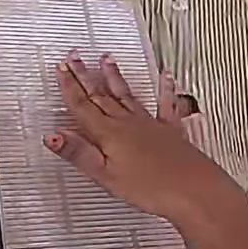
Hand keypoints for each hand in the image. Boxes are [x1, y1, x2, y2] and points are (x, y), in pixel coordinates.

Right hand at [47, 54, 243, 229]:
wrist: (195, 191)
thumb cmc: (151, 187)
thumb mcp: (105, 175)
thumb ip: (79, 153)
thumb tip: (52, 137)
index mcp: (109, 134)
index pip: (82, 106)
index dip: (69, 86)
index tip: (61, 68)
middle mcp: (128, 123)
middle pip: (100, 95)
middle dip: (84, 75)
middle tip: (74, 57)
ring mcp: (150, 125)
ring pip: (126, 95)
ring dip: (114, 77)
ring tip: (106, 60)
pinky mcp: (169, 131)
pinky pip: (164, 104)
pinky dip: (164, 89)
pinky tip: (165, 77)